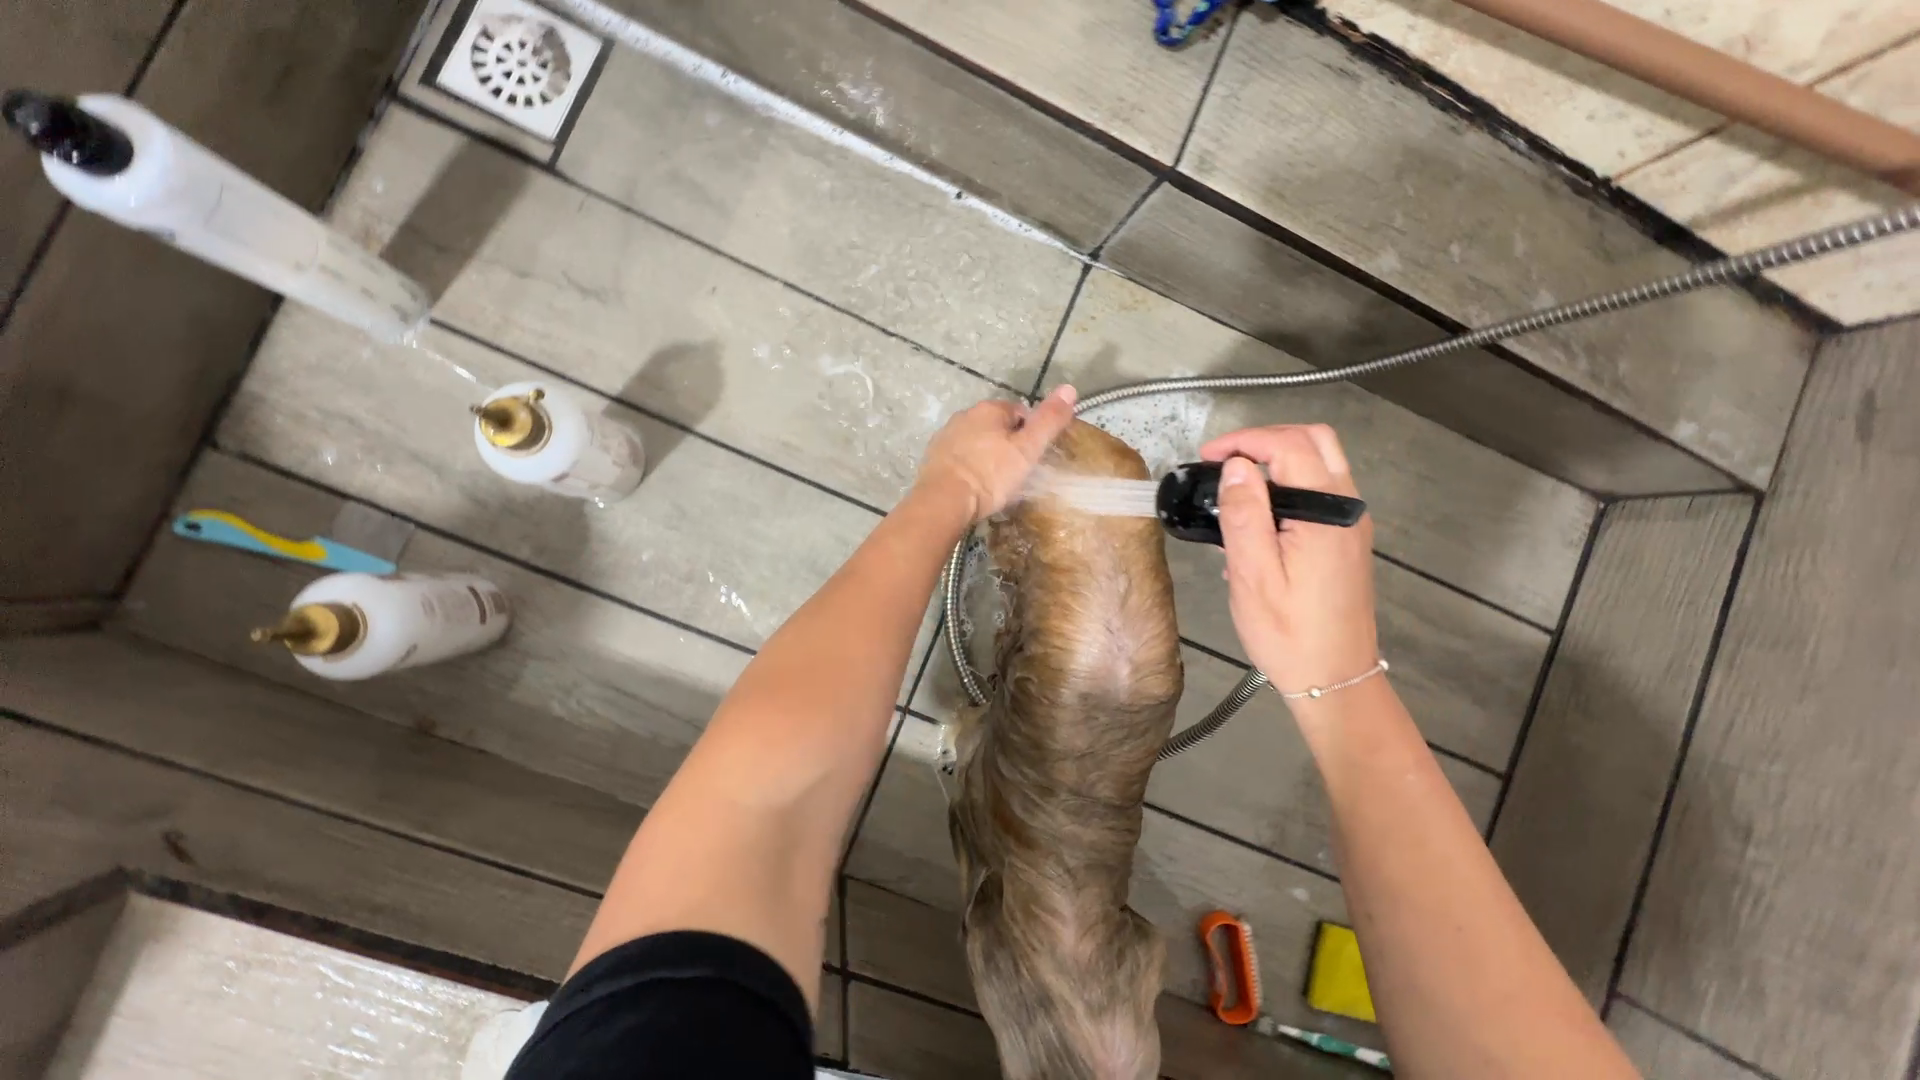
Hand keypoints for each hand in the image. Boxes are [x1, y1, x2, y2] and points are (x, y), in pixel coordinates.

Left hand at [916, 385, 1075, 521]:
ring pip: (976, 440)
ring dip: (986, 454)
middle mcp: (965, 415)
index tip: (1033, 457)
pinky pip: (959, 457)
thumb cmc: (991, 475)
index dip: (1031, 433)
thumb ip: (1049, 420)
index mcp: (989, 409)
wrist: (944, 501)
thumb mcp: (1028, 449)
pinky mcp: (933, 457)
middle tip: (1016, 471)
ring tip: (995, 481)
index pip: (1020, 412)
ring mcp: (946, 435)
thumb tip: (1070, 388)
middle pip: (996, 425)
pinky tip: (974, 485)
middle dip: (1007, 443)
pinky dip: (969, 466)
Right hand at [1204, 425, 1379, 701]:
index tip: (1208, 456)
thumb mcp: (1253, 575)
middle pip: (1315, 441)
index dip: (1245, 440)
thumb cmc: (1288, 632)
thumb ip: (1245, 515)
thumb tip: (1236, 467)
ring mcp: (1351, 523)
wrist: (1333, 679)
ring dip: (1278, 459)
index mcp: (1326, 512)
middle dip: (1265, 439)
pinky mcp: (1347, 540)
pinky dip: (1288, 484)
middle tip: (1224, 461)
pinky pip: (1320, 491)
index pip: (1288, 446)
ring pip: (1321, 463)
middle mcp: (1347, 508)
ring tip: (1234, 486)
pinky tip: (1256, 519)